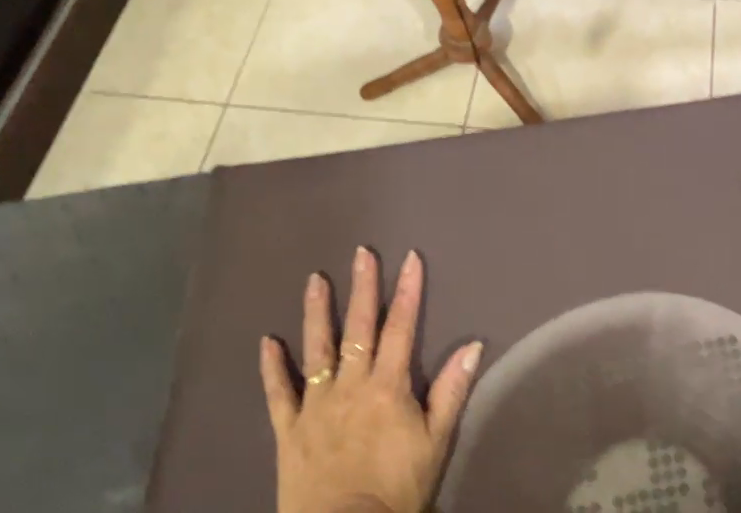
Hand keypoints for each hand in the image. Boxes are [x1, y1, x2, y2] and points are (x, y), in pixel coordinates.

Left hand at [259, 249, 483, 512]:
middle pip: (358, 328)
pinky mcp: (289, 430)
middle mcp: (350, 386)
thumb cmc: (396, 489)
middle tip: (361, 252)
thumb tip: (474, 345)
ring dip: (317, 313)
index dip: (407, 291)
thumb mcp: (436, 442)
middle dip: (363, 288)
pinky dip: (272, 367)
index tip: (409, 258)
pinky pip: (278, 393)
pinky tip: (267, 341)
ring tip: (315, 279)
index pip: (401, 328)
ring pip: (317, 350)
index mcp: (388, 386)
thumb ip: (451, 391)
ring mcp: (316, 405)